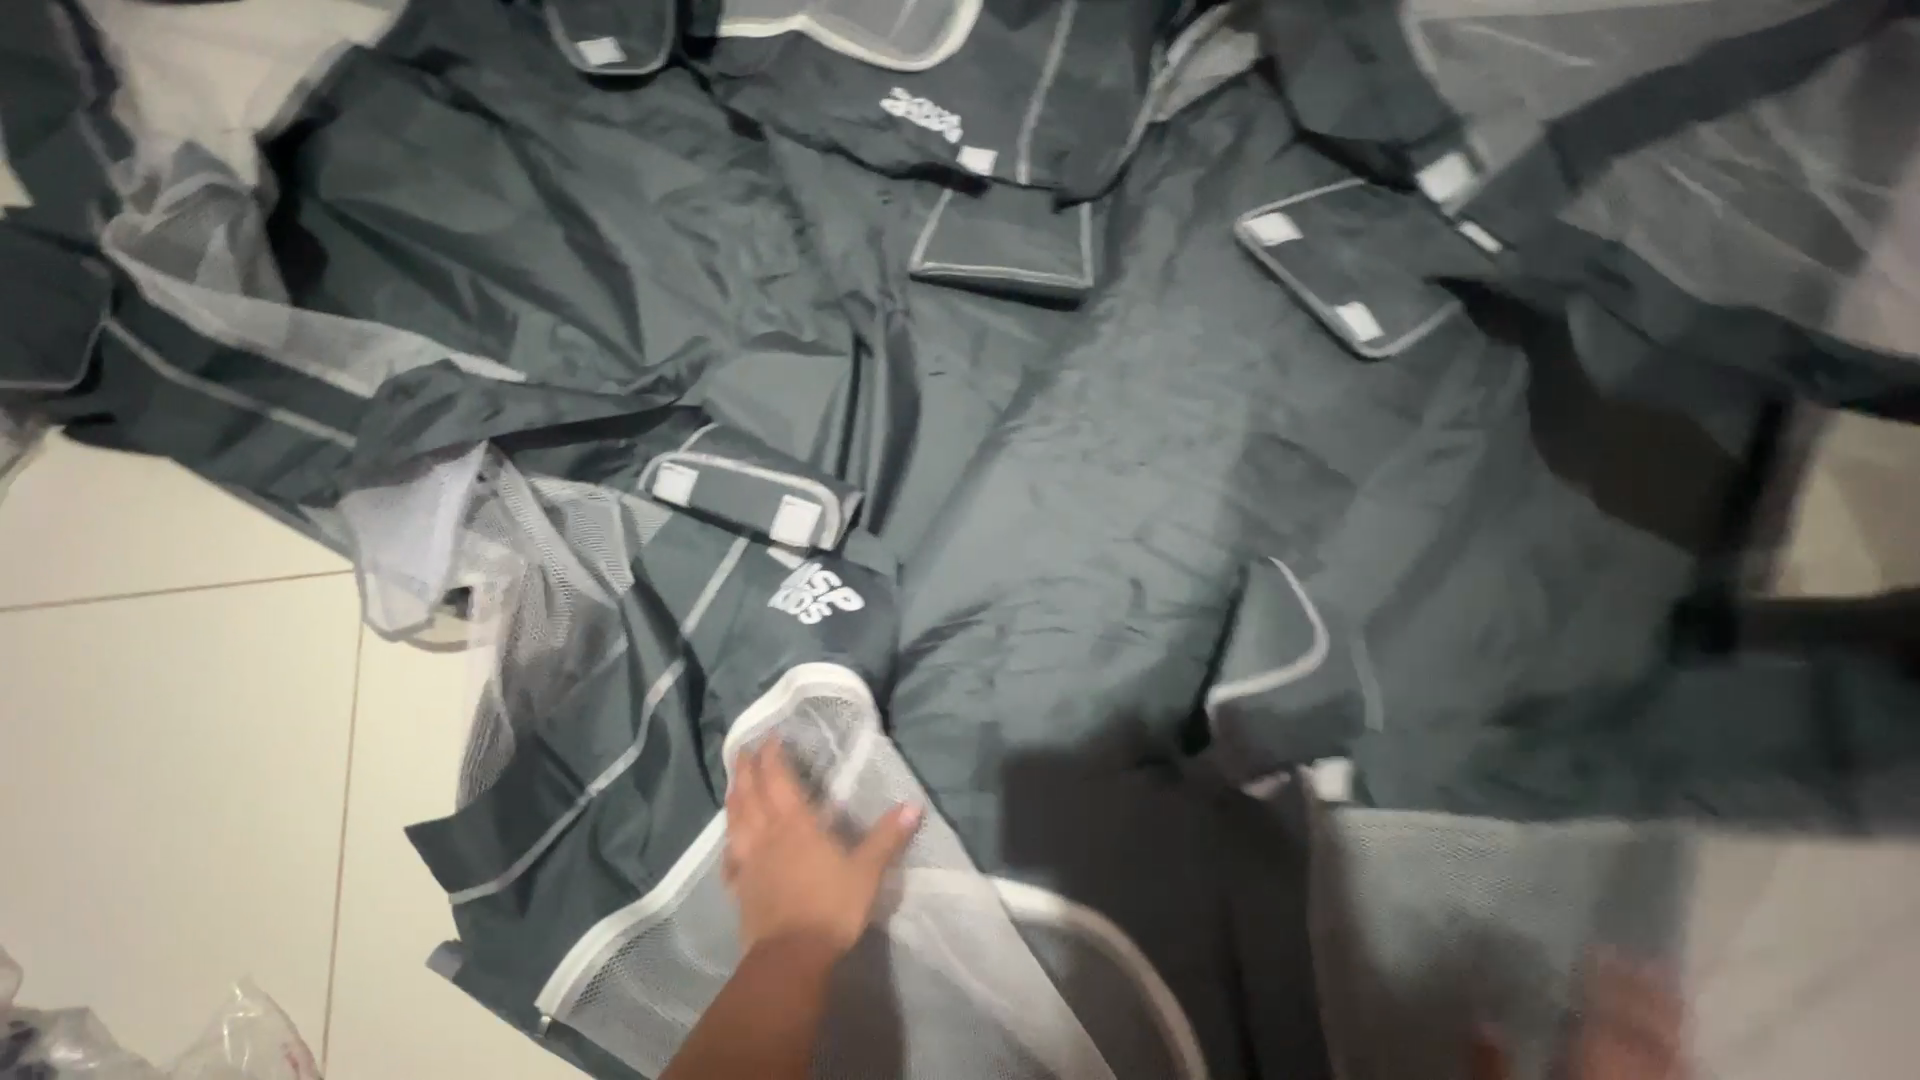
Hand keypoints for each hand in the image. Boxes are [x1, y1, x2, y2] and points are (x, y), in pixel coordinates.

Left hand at [722, 741, 922, 957]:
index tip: (769, 737)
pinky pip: (730, 859)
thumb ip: (887, 837)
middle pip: (750, 795)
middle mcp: (767, 836)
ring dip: (733, 798)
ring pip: (735, 822)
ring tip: (733, 783)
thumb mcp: (867, 871)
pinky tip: (730, 845)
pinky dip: (729, 844)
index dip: (772, 757)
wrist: (791, 957)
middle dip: (746, 770)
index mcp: (796, 825)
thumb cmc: (831, 907)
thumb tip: (914, 805)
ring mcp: (749, 863)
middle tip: (743, 749)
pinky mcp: (740, 890)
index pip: (779, 780)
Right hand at [1469, 948, 1687, 1079]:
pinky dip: (1681, 1066)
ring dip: (1671, 1029)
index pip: (1604, 1024)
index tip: (1599, 949)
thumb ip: (1491, 1070)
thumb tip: (1483, 1021)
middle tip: (1639, 958)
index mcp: (1593, 1076)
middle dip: (1646, 999)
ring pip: (1677, 1067)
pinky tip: (1676, 1058)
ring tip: (1663, 995)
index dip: (1604, 985)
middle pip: (1650, 1042)